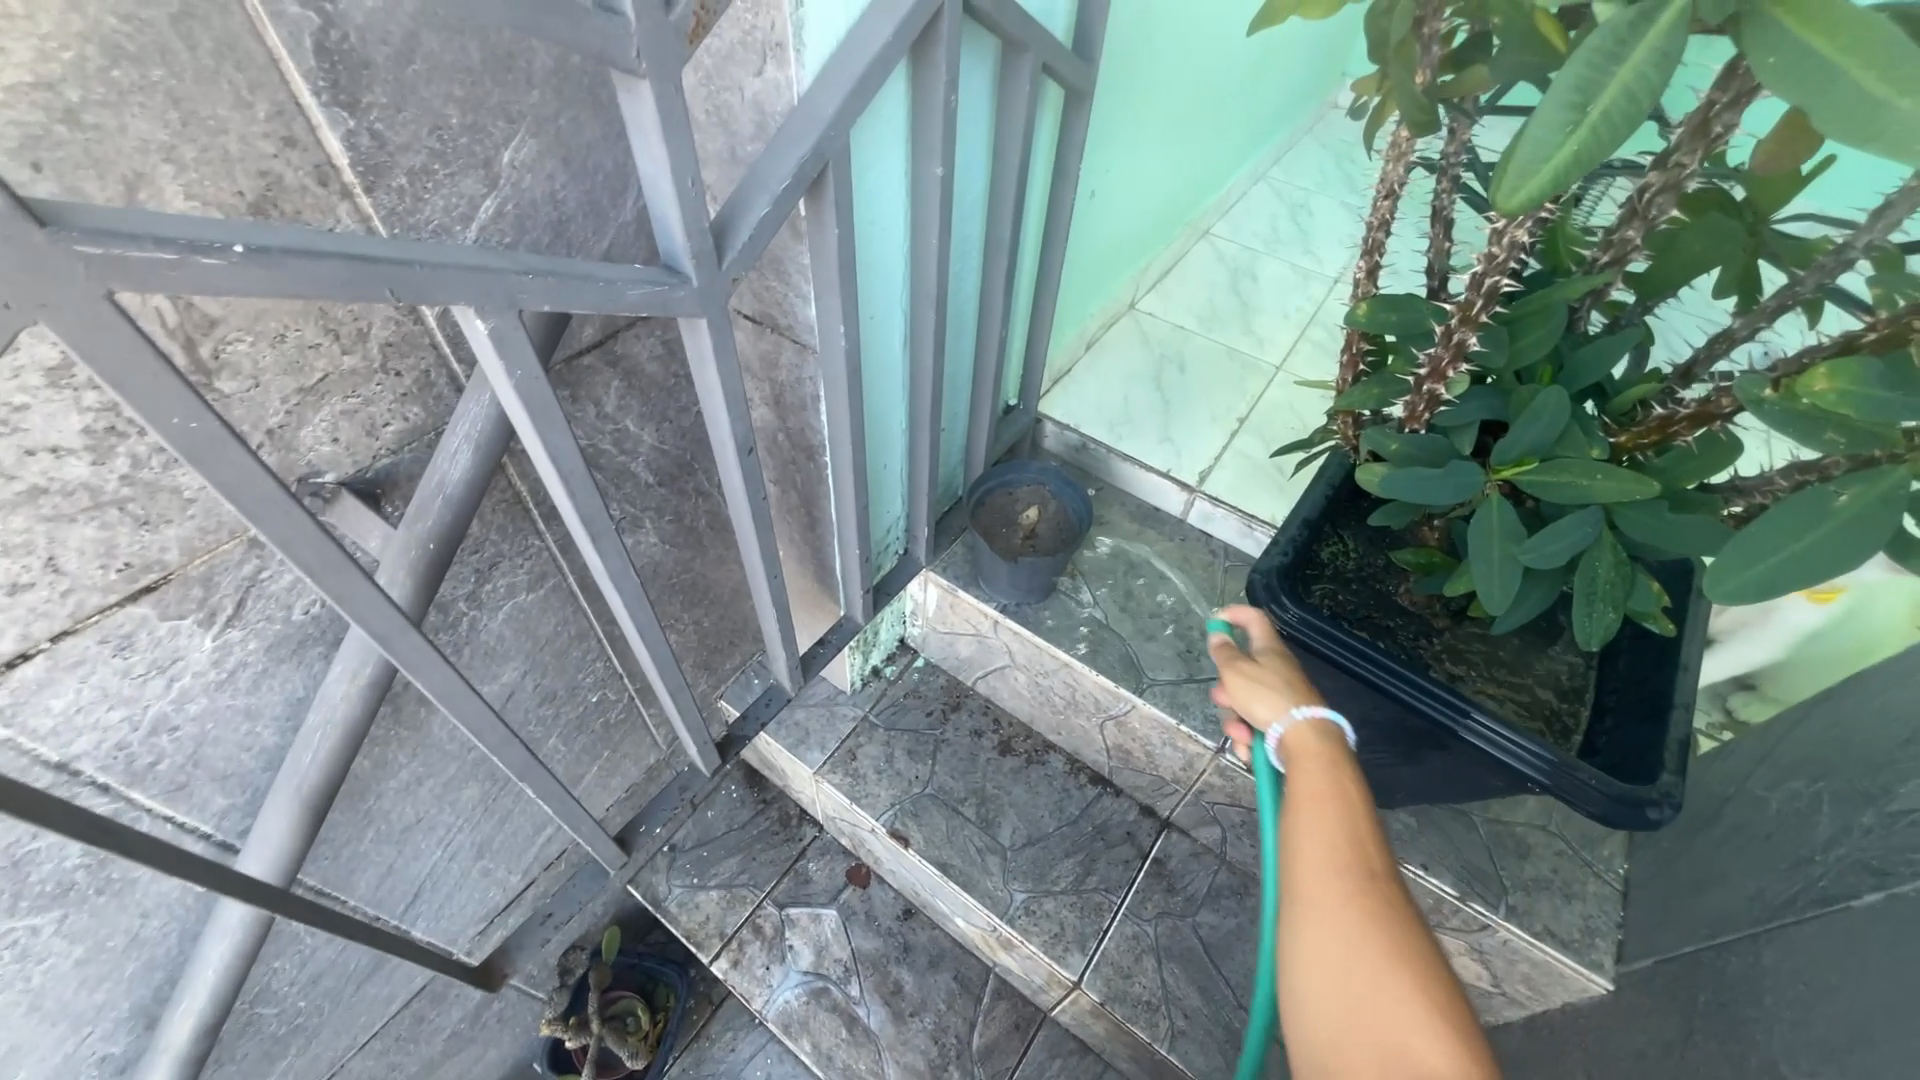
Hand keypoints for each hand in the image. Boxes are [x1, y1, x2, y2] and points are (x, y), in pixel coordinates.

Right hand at [1206, 604, 1327, 764]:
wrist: (1305, 741)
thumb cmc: (1267, 698)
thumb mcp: (1236, 671)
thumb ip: (1223, 653)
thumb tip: (1218, 634)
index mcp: (1268, 649)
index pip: (1253, 618)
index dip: (1233, 614)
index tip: (1214, 623)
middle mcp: (1275, 669)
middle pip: (1240, 671)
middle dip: (1226, 689)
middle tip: (1225, 698)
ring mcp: (1280, 697)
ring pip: (1242, 701)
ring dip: (1235, 719)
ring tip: (1242, 732)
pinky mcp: (1282, 722)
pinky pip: (1253, 724)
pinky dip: (1248, 736)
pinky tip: (1250, 746)